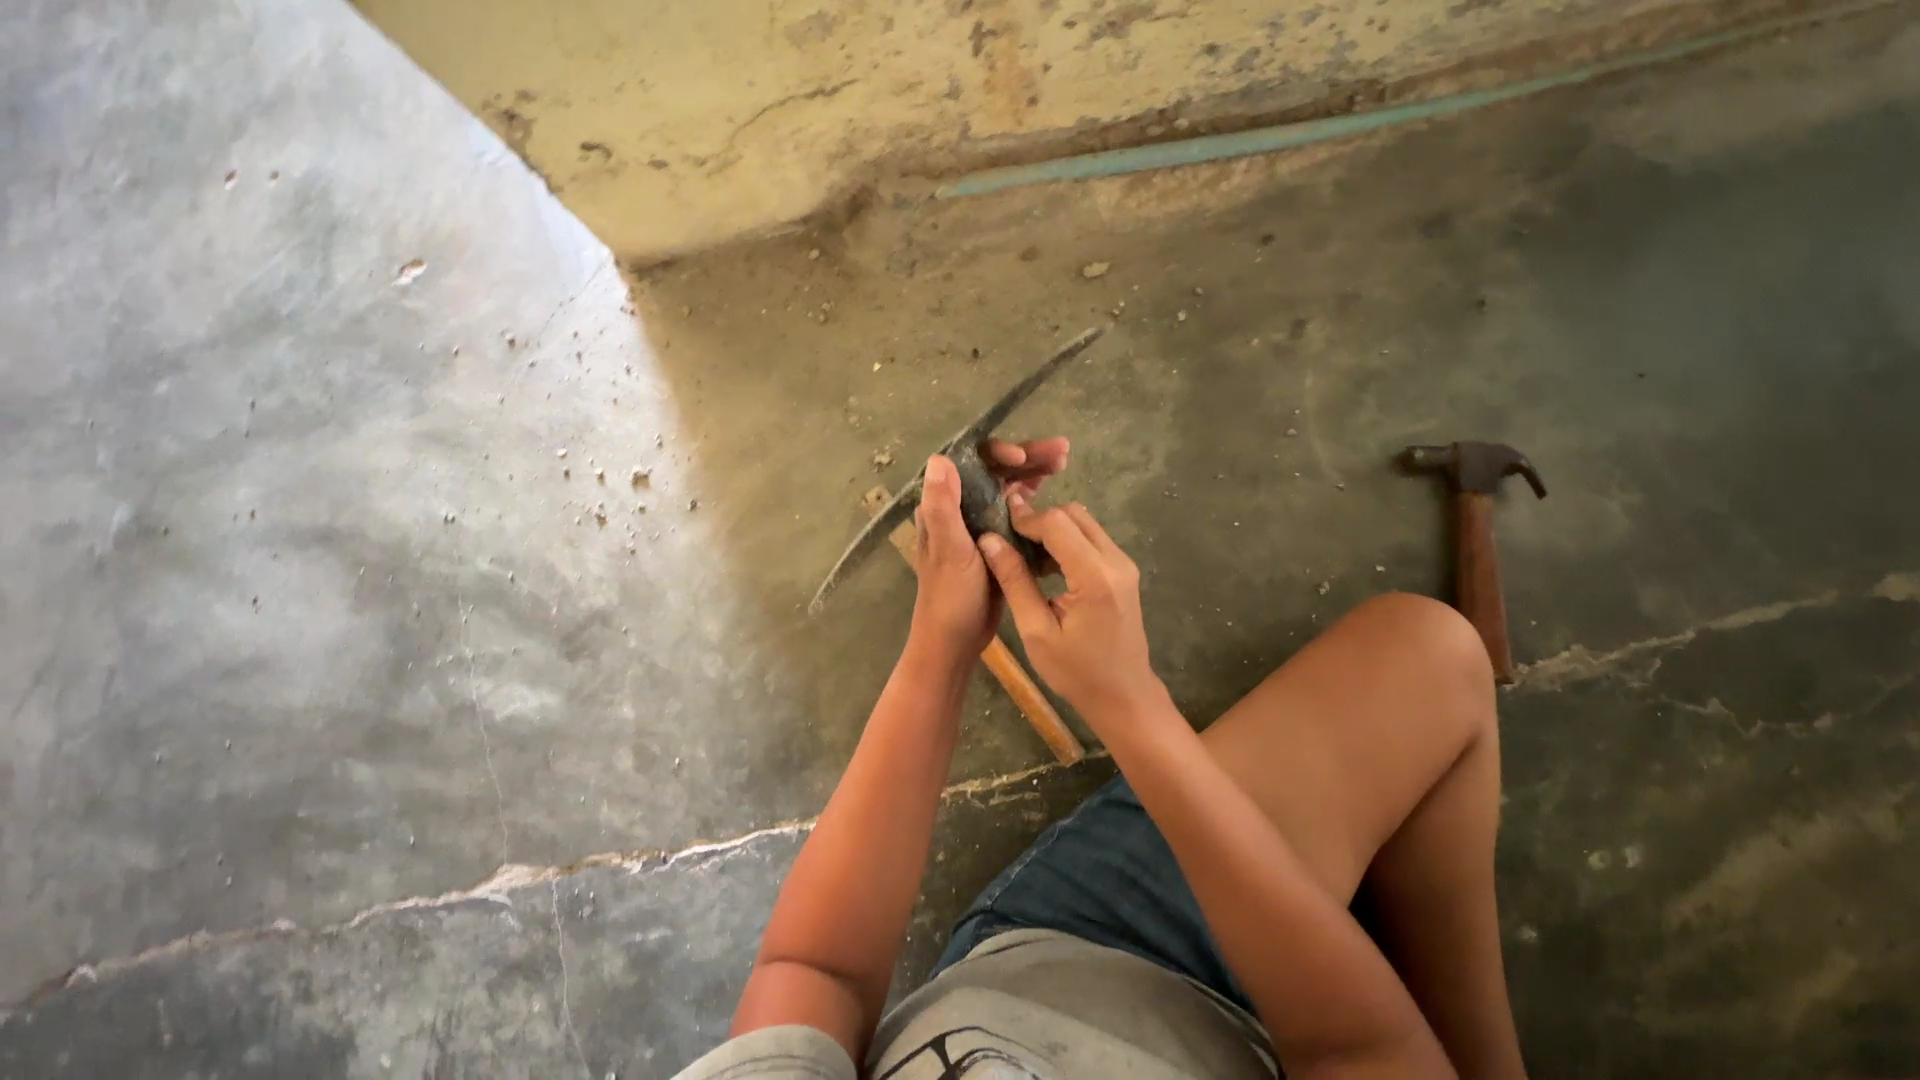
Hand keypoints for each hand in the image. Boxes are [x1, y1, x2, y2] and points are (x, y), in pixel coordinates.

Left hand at [908, 438, 1068, 661]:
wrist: (955, 640)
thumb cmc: (950, 596)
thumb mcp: (949, 550)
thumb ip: (942, 506)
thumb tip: (940, 458)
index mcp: (946, 505)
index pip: (972, 463)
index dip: (999, 452)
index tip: (1023, 458)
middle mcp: (961, 508)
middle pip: (996, 471)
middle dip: (1028, 458)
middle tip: (1063, 451)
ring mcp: (980, 525)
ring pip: (1009, 489)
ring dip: (1035, 475)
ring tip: (1064, 464)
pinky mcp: (997, 543)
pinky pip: (1019, 515)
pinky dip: (1037, 507)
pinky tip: (1059, 508)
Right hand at [976, 493, 1168, 722]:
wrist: (1123, 695)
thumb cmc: (1076, 672)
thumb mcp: (1036, 630)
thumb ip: (1014, 580)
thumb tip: (989, 540)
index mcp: (1095, 576)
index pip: (1056, 523)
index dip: (1025, 518)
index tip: (996, 524)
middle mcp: (1115, 561)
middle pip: (1073, 514)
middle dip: (1039, 520)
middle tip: (1009, 539)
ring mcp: (1124, 564)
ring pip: (1084, 523)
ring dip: (1054, 530)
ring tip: (1024, 554)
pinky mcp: (1123, 571)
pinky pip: (1092, 539)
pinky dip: (1068, 541)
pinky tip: (1046, 566)